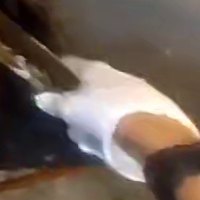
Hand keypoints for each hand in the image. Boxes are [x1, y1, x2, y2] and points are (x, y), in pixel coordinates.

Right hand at [32, 57, 199, 180]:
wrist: (157, 137)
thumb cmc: (105, 116)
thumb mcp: (72, 111)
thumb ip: (54, 102)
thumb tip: (39, 97)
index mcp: (94, 68)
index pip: (69, 63)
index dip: (57, 72)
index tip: (49, 82)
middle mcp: (117, 73)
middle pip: (93, 82)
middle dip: (82, 96)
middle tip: (71, 114)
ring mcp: (141, 89)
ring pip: (113, 98)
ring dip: (103, 110)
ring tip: (94, 131)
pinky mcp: (160, 108)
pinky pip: (131, 112)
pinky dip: (122, 120)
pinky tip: (118, 136)